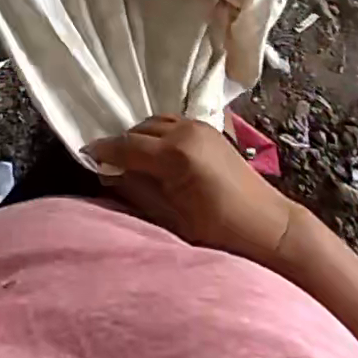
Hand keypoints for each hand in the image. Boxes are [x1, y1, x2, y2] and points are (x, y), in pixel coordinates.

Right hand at [87, 115, 309, 266]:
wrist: (273, 230)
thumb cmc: (222, 235)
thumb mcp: (172, 220)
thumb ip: (137, 192)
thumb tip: (109, 176)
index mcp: (176, 154)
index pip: (127, 146)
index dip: (103, 151)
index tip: (85, 155)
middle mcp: (185, 131)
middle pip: (139, 130)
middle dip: (122, 145)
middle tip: (108, 163)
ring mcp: (199, 126)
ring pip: (155, 122)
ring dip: (140, 137)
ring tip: (132, 158)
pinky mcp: (210, 129)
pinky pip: (171, 122)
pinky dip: (158, 133)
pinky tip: (156, 152)